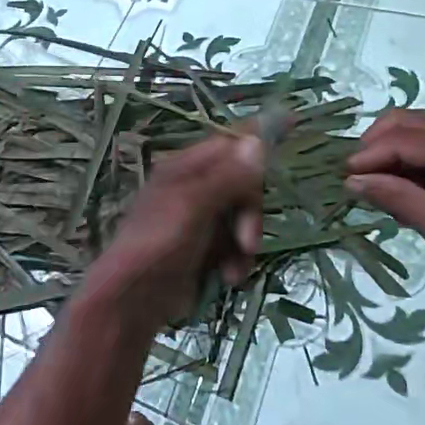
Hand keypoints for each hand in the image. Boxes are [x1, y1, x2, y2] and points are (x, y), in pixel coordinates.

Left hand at [76, 133, 265, 331]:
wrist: (131, 301)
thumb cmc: (157, 244)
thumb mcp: (193, 206)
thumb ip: (228, 177)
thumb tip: (257, 141)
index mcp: (184, 168)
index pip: (229, 143)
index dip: (257, 137)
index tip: (293, 123)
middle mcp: (193, 188)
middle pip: (243, 183)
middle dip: (251, 212)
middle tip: (247, 240)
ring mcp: (198, 219)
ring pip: (242, 217)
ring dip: (244, 243)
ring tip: (235, 266)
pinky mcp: (203, 249)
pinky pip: (234, 245)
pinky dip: (236, 261)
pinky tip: (228, 277)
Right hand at [344, 110, 424, 305]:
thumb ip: (395, 198)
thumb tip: (352, 181)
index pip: (399, 138)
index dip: (365, 157)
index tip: (342, 182)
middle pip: (404, 122)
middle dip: (373, 147)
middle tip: (356, 182)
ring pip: (415, 129)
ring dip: (390, 151)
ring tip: (377, 186)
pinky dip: (408, 158)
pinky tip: (403, 186)